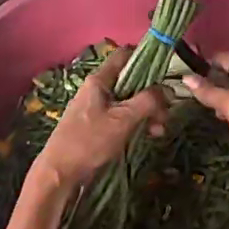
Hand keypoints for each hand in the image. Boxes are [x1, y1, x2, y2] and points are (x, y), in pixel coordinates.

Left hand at [33, 47, 168, 189]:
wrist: (60, 173)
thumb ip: (148, 101)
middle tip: (166, 114)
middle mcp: (97, 89)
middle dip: (151, 96)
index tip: (165, 70)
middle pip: (131, 82)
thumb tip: (168, 89)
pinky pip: (121, 117)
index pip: (124, 56)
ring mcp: (96, 108)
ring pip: (128, 102)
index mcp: (99, 80)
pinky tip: (148, 136)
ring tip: (159, 131)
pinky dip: (136, 123)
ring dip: (146, 113)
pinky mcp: (96, 126)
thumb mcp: (123, 119)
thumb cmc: (90, 141)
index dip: (145, 57)